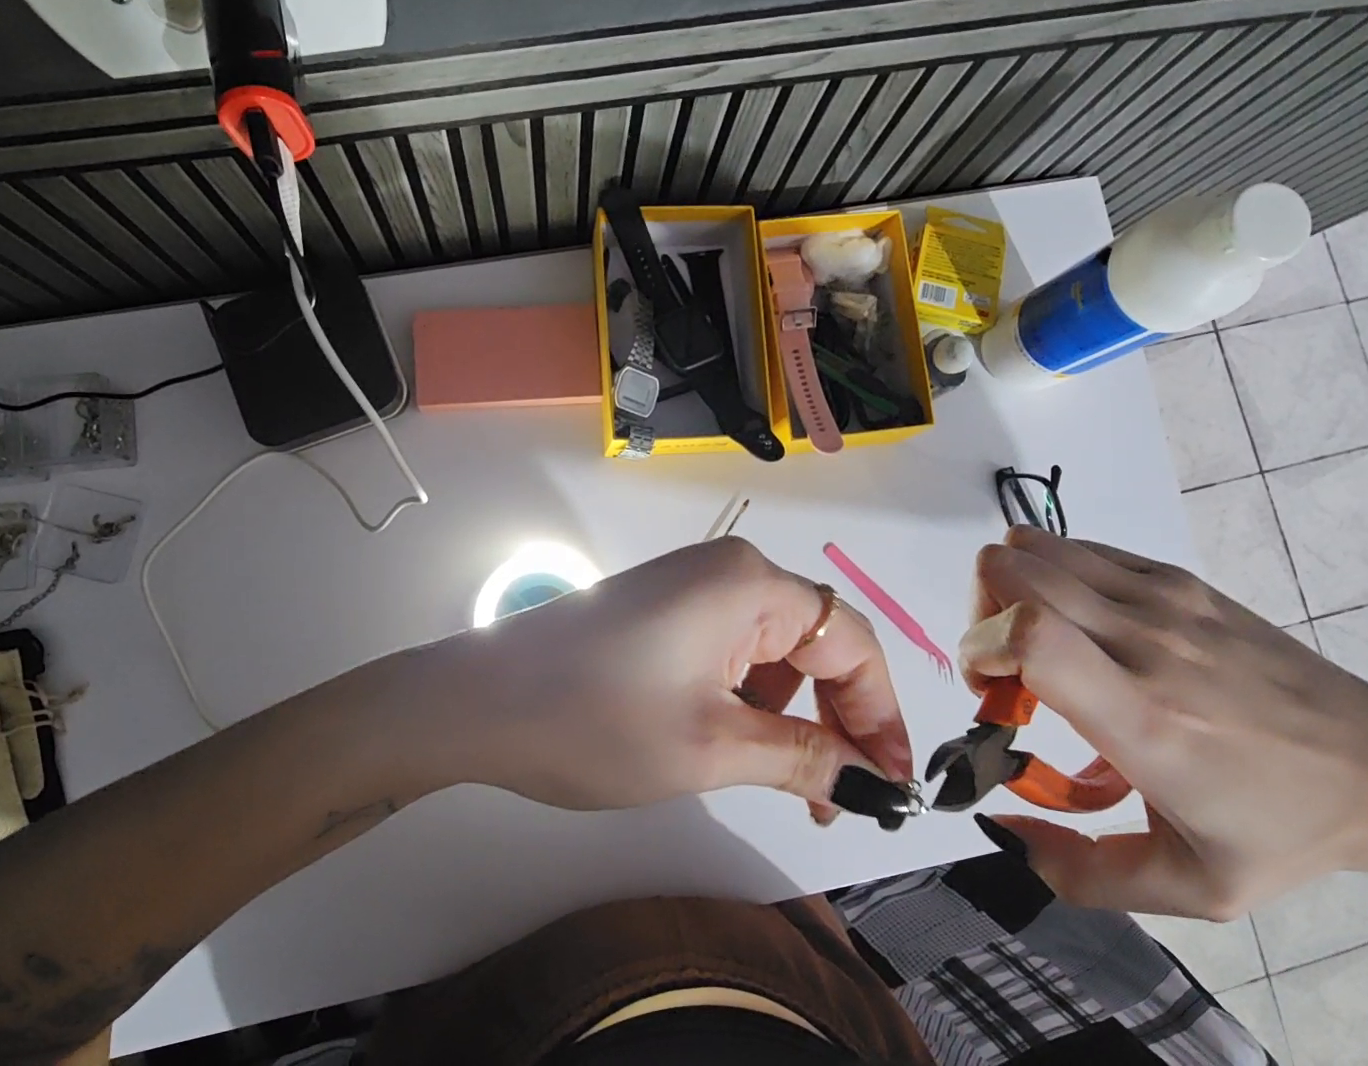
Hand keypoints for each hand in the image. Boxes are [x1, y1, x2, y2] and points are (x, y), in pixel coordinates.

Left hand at [428, 537, 913, 817]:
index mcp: (749, 584)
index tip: (895, 784)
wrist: (472, 704)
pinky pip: (729, 655)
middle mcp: (725, 572)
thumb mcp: (710, 747)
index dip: (882, 714)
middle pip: (814, 644)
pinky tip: (741, 749)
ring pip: (771, 655)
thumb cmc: (594, 721)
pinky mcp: (658, 614)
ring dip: (791, 718)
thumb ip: (804, 759)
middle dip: (836, 720)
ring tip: (790, 786)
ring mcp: (686, 590)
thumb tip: (874, 782)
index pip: (850, 642)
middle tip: (844, 795)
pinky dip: (747, 704)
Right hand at [959, 526, 1367, 918]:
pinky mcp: (1180, 581)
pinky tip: (1082, 629)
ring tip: (1041, 647)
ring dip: (1012, 595)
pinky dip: (1050, 577)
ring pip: (1034, 549)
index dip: (980, 649)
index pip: (1029, 635)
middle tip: (1010, 673)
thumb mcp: (1185, 886)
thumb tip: (996, 826)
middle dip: (983, 618)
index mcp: (1145, 719)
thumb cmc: (1279, 832)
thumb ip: (1075, 871)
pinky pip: (1075, 549)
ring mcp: (1166, 600)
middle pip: (1015, 572)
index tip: (990, 693)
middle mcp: (1147, 643)